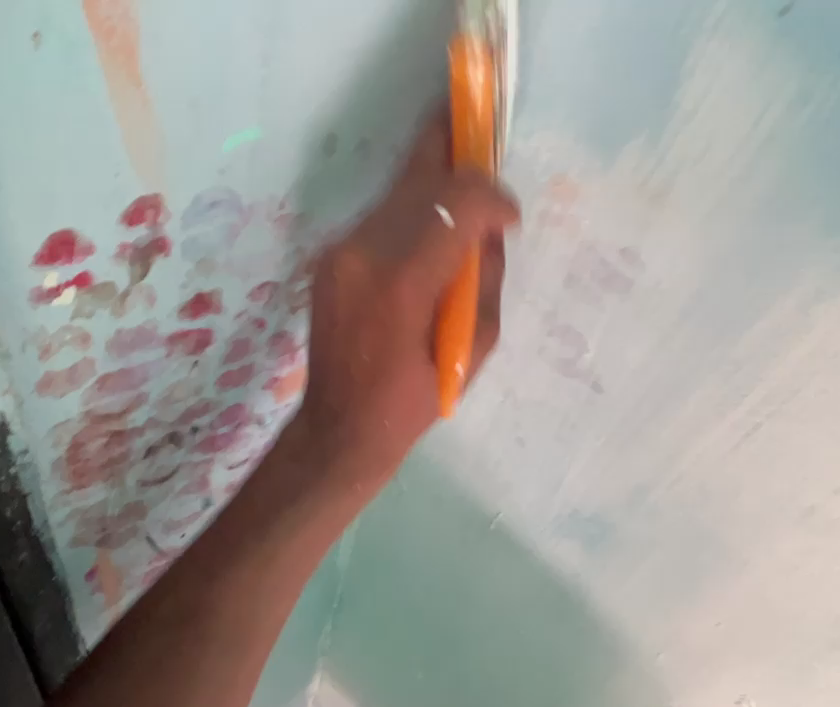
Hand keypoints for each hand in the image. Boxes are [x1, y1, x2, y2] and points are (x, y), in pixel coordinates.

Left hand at [283, 116, 520, 494]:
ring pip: (398, 192)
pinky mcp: (328, 259)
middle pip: (420, 174)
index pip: (456, 200)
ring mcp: (340, 252)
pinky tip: (426, 242)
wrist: (341, 427)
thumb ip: (484, 281)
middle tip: (485, 145)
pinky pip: (380, 219)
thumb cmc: (413, 402)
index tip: (510, 218)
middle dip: (459, 157)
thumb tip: (489, 235)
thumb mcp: (471, 349)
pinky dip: (410, 218)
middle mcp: (364, 251)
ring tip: (462, 205)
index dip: (492, 195)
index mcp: (404, 280)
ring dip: (434, 190)